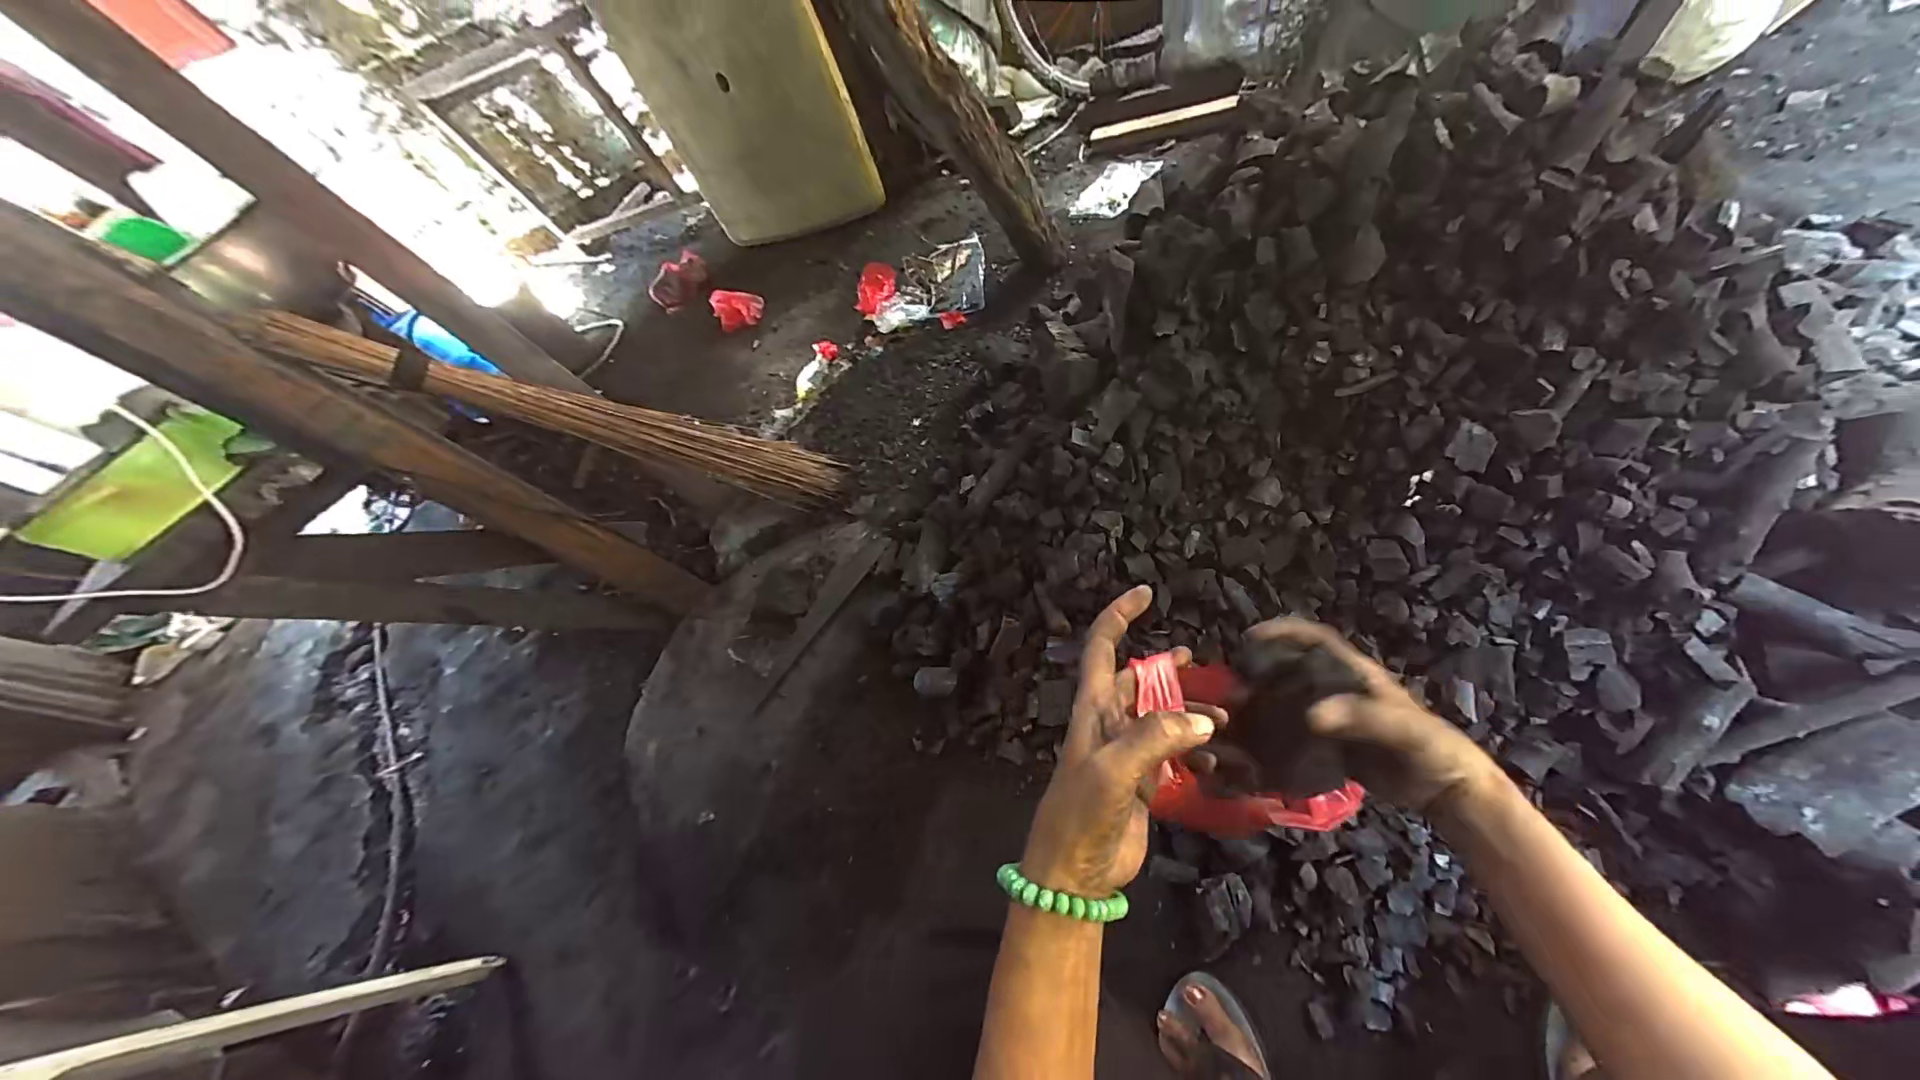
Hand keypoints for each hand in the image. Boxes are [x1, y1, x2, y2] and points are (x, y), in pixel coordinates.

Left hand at [1019, 586, 1225, 897]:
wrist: (1074, 873)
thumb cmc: (1081, 814)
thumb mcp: (1111, 771)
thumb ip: (1154, 739)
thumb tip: (1203, 717)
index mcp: (1093, 710)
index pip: (1102, 650)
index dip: (1118, 617)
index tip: (1145, 593)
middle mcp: (1109, 724)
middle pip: (1136, 681)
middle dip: (1165, 669)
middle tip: (1202, 663)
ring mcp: (1127, 754)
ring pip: (1160, 717)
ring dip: (1188, 712)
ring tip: (1226, 715)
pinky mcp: (1143, 782)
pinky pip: (1174, 754)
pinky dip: (1195, 751)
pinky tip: (1217, 760)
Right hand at [1246, 618, 1499, 812]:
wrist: (1450, 791)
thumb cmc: (1430, 750)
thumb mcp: (1402, 729)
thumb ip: (1359, 717)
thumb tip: (1312, 715)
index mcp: (1357, 674)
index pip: (1315, 639)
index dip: (1283, 632)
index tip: (1251, 637)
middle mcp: (1341, 689)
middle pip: (1294, 667)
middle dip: (1263, 668)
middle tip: (1235, 682)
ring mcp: (1337, 716)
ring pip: (1291, 698)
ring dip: (1265, 701)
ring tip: (1239, 713)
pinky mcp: (1333, 743)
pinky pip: (1297, 730)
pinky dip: (1277, 732)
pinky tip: (1260, 744)